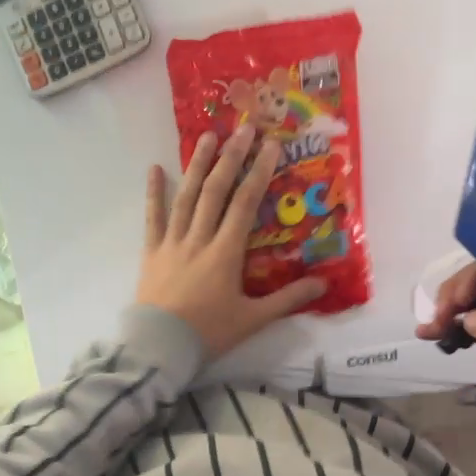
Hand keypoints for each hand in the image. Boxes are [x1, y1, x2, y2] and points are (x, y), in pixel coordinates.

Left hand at [137, 126, 326, 359]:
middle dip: (231, 157)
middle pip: (216, 191)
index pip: (245, 203)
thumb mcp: (253, 319)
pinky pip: (152, 218)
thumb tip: (324, 283)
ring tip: (207, 136)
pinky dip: (154, 193)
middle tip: (243, 128)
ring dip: (198, 165)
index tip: (270, 145)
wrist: (160, 346)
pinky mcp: (151, 253)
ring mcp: (172, 243)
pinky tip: (155, 168)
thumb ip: (288, 299)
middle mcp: (199, 239)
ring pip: (186, 197)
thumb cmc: (208, 333)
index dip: (258, 172)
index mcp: (225, 252)